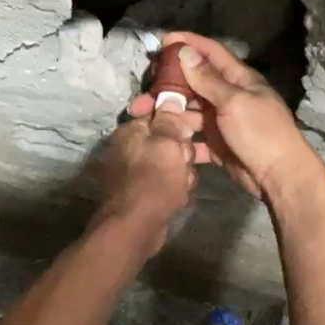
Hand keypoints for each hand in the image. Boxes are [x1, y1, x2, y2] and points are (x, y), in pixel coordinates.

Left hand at [93, 104, 199, 249]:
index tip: (194, 128)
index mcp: (131, 131)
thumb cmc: (152, 181)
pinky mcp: (144, 191)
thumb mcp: (167, 144)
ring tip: (181, 184)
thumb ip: (170, 120)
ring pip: (173, 162)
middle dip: (184, 151)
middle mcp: (130, 147)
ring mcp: (136, 171)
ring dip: (183, 173)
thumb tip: (170, 96)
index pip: (160, 112)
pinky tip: (178, 198)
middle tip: (185, 162)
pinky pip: (169, 182)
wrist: (134, 228)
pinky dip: (176, 189)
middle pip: (169, 139)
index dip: (180, 119)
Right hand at [126, 32, 322, 199]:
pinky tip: (161, 141)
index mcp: (238, 80)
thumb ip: (207, 79)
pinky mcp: (217, 145)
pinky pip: (193, 138)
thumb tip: (184, 51)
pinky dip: (179, 139)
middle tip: (143, 92)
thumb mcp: (233, 102)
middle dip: (168, 86)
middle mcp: (229, 97)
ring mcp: (222, 122)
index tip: (163, 40)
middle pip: (194, 85)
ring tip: (144, 119)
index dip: (189, 43)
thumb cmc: (260, 132)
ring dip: (169, 114)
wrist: (278, 176)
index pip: (211, 53)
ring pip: (189, 112)